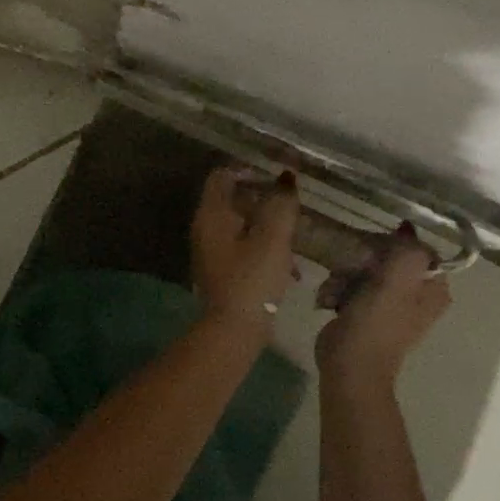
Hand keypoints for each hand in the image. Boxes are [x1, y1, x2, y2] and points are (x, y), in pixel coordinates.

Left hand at [190, 166, 299, 323]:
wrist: (233, 329)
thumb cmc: (252, 278)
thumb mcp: (273, 237)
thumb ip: (281, 204)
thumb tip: (286, 177)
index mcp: (211, 214)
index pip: (223, 175)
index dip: (249, 171)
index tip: (275, 181)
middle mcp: (205, 228)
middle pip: (232, 200)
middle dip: (264, 201)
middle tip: (290, 209)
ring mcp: (210, 250)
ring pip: (240, 225)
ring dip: (267, 227)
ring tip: (295, 239)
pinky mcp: (220, 270)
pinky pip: (242, 247)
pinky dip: (262, 248)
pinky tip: (288, 267)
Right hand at [316, 231, 451, 389]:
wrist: (350, 367)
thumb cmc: (377, 324)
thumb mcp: (398, 280)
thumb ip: (409, 250)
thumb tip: (407, 228)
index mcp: (433, 289)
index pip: (418, 249)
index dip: (393, 242)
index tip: (372, 244)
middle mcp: (415, 295)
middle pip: (388, 256)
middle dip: (362, 261)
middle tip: (349, 270)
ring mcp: (389, 304)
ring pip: (363, 269)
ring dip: (344, 275)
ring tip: (336, 291)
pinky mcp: (364, 311)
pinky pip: (350, 286)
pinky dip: (337, 290)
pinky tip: (329, 301)